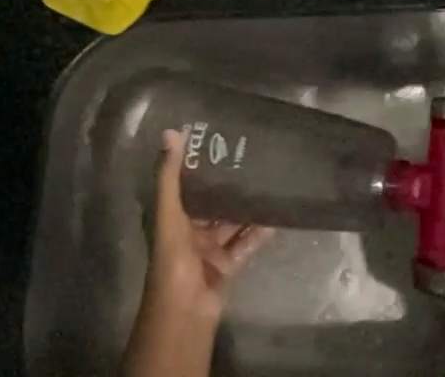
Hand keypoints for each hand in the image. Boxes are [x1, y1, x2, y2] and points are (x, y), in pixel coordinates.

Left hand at [143, 128, 273, 324]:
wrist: (184, 311)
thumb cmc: (172, 259)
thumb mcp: (169, 213)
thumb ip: (170, 176)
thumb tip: (170, 132)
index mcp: (170, 218)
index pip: (183, 185)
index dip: (197, 165)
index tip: (216, 139)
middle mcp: (189, 231)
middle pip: (210, 203)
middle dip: (227, 184)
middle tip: (250, 157)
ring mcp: (208, 249)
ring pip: (230, 222)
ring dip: (245, 206)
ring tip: (267, 181)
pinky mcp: (226, 265)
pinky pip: (244, 243)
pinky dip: (258, 232)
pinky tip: (275, 217)